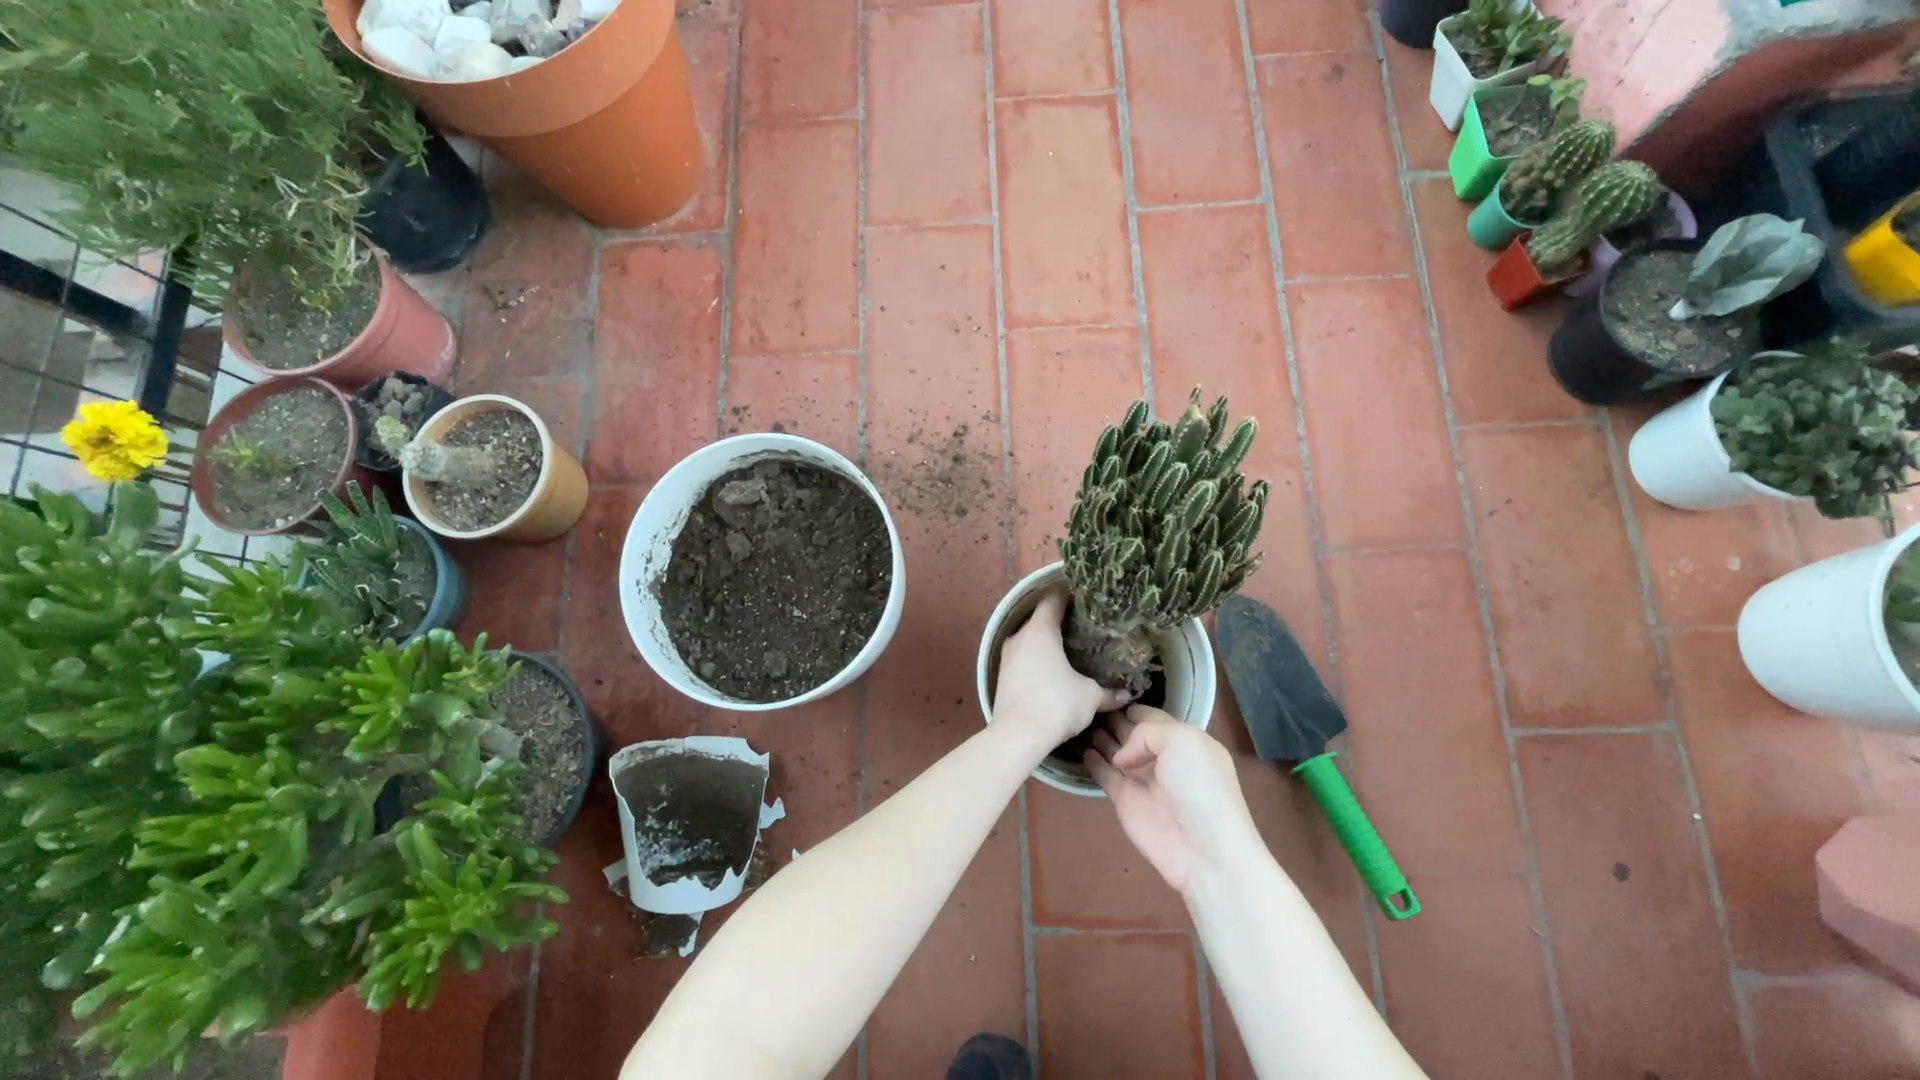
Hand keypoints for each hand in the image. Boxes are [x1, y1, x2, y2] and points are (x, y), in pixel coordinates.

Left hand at [993, 588, 1130, 750]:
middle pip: (1039, 619)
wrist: (1017, 735)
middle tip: (1082, 626)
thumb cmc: (1056, 704)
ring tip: (1068, 649)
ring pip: (1029, 640)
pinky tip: (1051, 670)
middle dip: (1059, 620)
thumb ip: (1109, 692)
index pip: (1053, 599)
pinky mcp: (1001, 675)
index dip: (1068, 595)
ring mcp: (1006, 656)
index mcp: (1040, 630)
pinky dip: (1036, 659)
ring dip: (1045, 642)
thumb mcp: (1090, 697)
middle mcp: (1019, 637)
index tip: (1083, 596)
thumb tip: (1127, 694)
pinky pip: (1022, 658)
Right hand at [1084, 706, 1263, 897]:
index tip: (1107, 689)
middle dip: (1114, 717)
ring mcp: (1143, 779)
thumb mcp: (1182, 741)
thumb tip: (1121, 755)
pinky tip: (1081, 749)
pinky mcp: (1125, 800)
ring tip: (1079, 720)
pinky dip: (1093, 761)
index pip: (1153, 716)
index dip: (1133, 705)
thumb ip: (1146, 733)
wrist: (1203, 849)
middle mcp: (1163, 757)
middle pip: (1132, 732)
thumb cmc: (1199, 787)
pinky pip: (1105, 774)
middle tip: (1087, 702)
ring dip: (1100, 736)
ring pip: (1116, 751)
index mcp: (1185, 740)